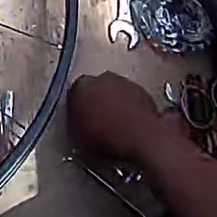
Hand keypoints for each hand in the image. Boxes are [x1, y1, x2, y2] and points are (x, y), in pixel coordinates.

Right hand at [67, 72, 185, 166]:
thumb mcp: (80, 139)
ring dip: (114, 104)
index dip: (77, 109)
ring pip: (114, 92)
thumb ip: (76, 125)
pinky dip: (130, 109)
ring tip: (116, 127)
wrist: (143, 137)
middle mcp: (101, 78)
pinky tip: (131, 126)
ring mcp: (123, 82)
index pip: (73, 94)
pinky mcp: (142, 90)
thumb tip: (78, 124)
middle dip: (96, 102)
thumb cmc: (107, 139)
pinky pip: (131, 99)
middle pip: (94, 89)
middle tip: (97, 123)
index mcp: (80, 86)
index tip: (80, 122)